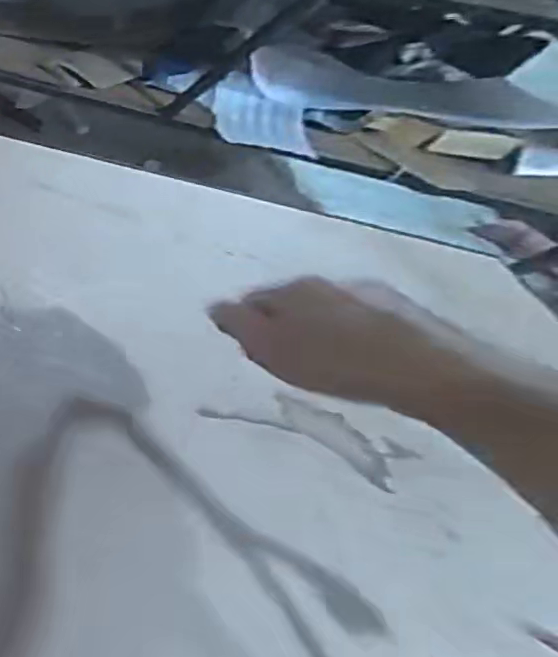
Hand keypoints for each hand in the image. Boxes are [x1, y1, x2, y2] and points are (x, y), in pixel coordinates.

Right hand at [209, 278, 498, 422]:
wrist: (442, 376)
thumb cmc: (338, 364)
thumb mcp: (268, 348)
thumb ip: (235, 323)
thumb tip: (215, 306)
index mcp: (287, 288)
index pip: (247, 302)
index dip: (247, 327)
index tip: (257, 351)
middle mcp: (324, 281)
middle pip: (289, 303)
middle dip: (285, 323)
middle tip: (292, 357)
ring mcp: (370, 293)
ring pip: (328, 309)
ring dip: (323, 327)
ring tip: (332, 359)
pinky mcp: (409, 312)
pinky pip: (366, 319)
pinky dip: (359, 333)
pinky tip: (368, 357)